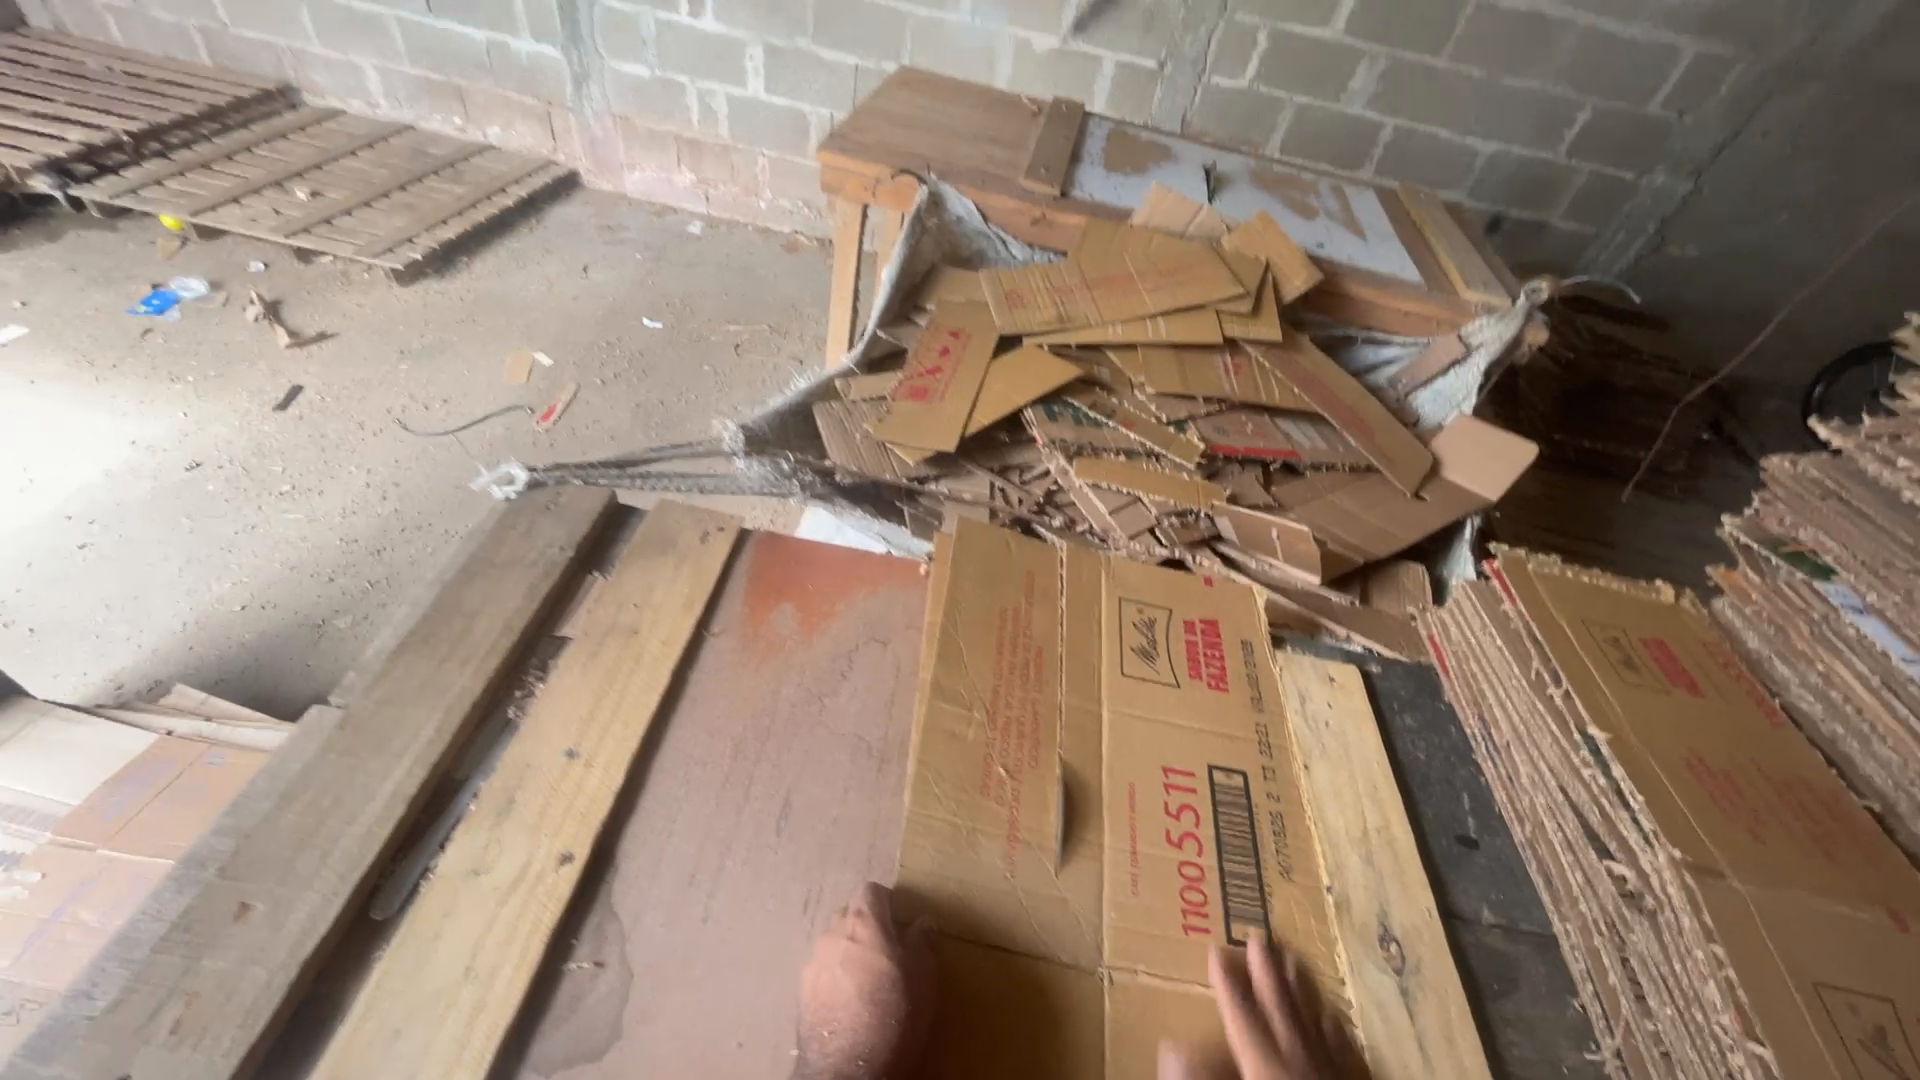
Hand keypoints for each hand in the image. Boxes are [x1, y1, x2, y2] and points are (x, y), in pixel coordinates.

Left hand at [792, 882, 935, 1079]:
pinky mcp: (802, 992)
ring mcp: (813, 963)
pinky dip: (836, 977)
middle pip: (849, 914)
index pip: (870, 889)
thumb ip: (922, 941)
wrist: (848, 1066)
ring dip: (850, 952)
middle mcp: (833, 933)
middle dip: (867, 926)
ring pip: (835, 943)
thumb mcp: (923, 974)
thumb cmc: (893, 1011)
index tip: (899, 920)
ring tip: (868, 980)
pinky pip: (823, 971)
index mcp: (863, 921)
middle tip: (888, 950)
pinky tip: (851, 1001)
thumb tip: (923, 922)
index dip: (886, 901)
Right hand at [1160, 936, 1330, 1079]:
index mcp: (1266, 1069)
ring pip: (1315, 1022)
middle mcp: (1299, 1064)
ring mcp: (1329, 1077)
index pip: (1243, 1017)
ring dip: (1302, 989)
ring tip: (1294, 958)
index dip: (1228, 984)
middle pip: (1282, 1010)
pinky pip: (1343, 1051)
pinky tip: (1334, 1015)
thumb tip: (1171, 1048)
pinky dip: (1334, 1028)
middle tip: (1259, 937)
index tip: (1215, 950)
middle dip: (1268, 973)